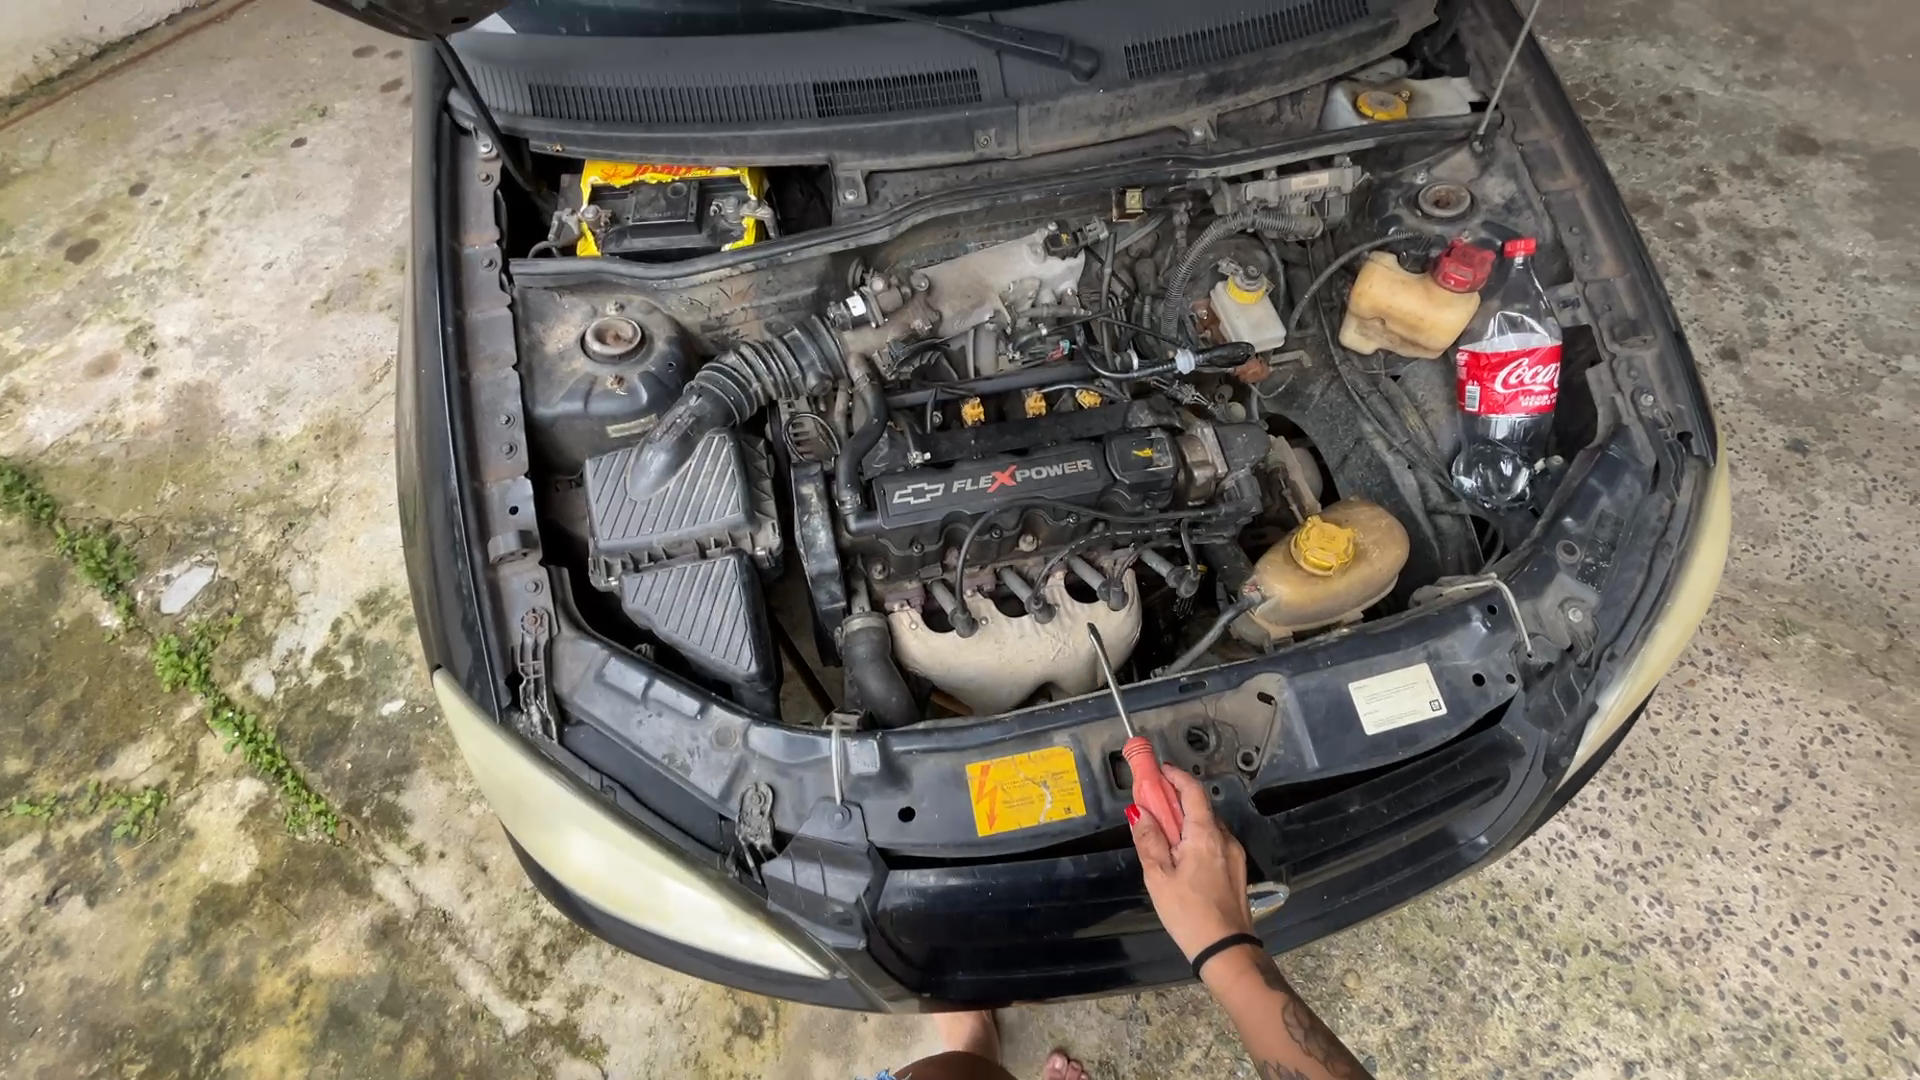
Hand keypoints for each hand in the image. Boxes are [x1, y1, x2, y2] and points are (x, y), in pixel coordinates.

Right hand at [1128, 763, 1252, 959]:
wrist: (1228, 952)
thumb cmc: (1189, 913)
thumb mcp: (1158, 876)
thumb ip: (1148, 839)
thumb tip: (1139, 811)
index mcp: (1205, 834)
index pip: (1193, 791)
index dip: (1175, 776)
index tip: (1158, 770)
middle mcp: (1224, 838)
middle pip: (1200, 807)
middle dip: (1176, 801)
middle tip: (1153, 805)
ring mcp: (1235, 855)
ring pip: (1208, 826)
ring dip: (1186, 822)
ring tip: (1164, 835)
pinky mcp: (1237, 871)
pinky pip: (1214, 843)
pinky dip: (1197, 838)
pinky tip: (1182, 857)